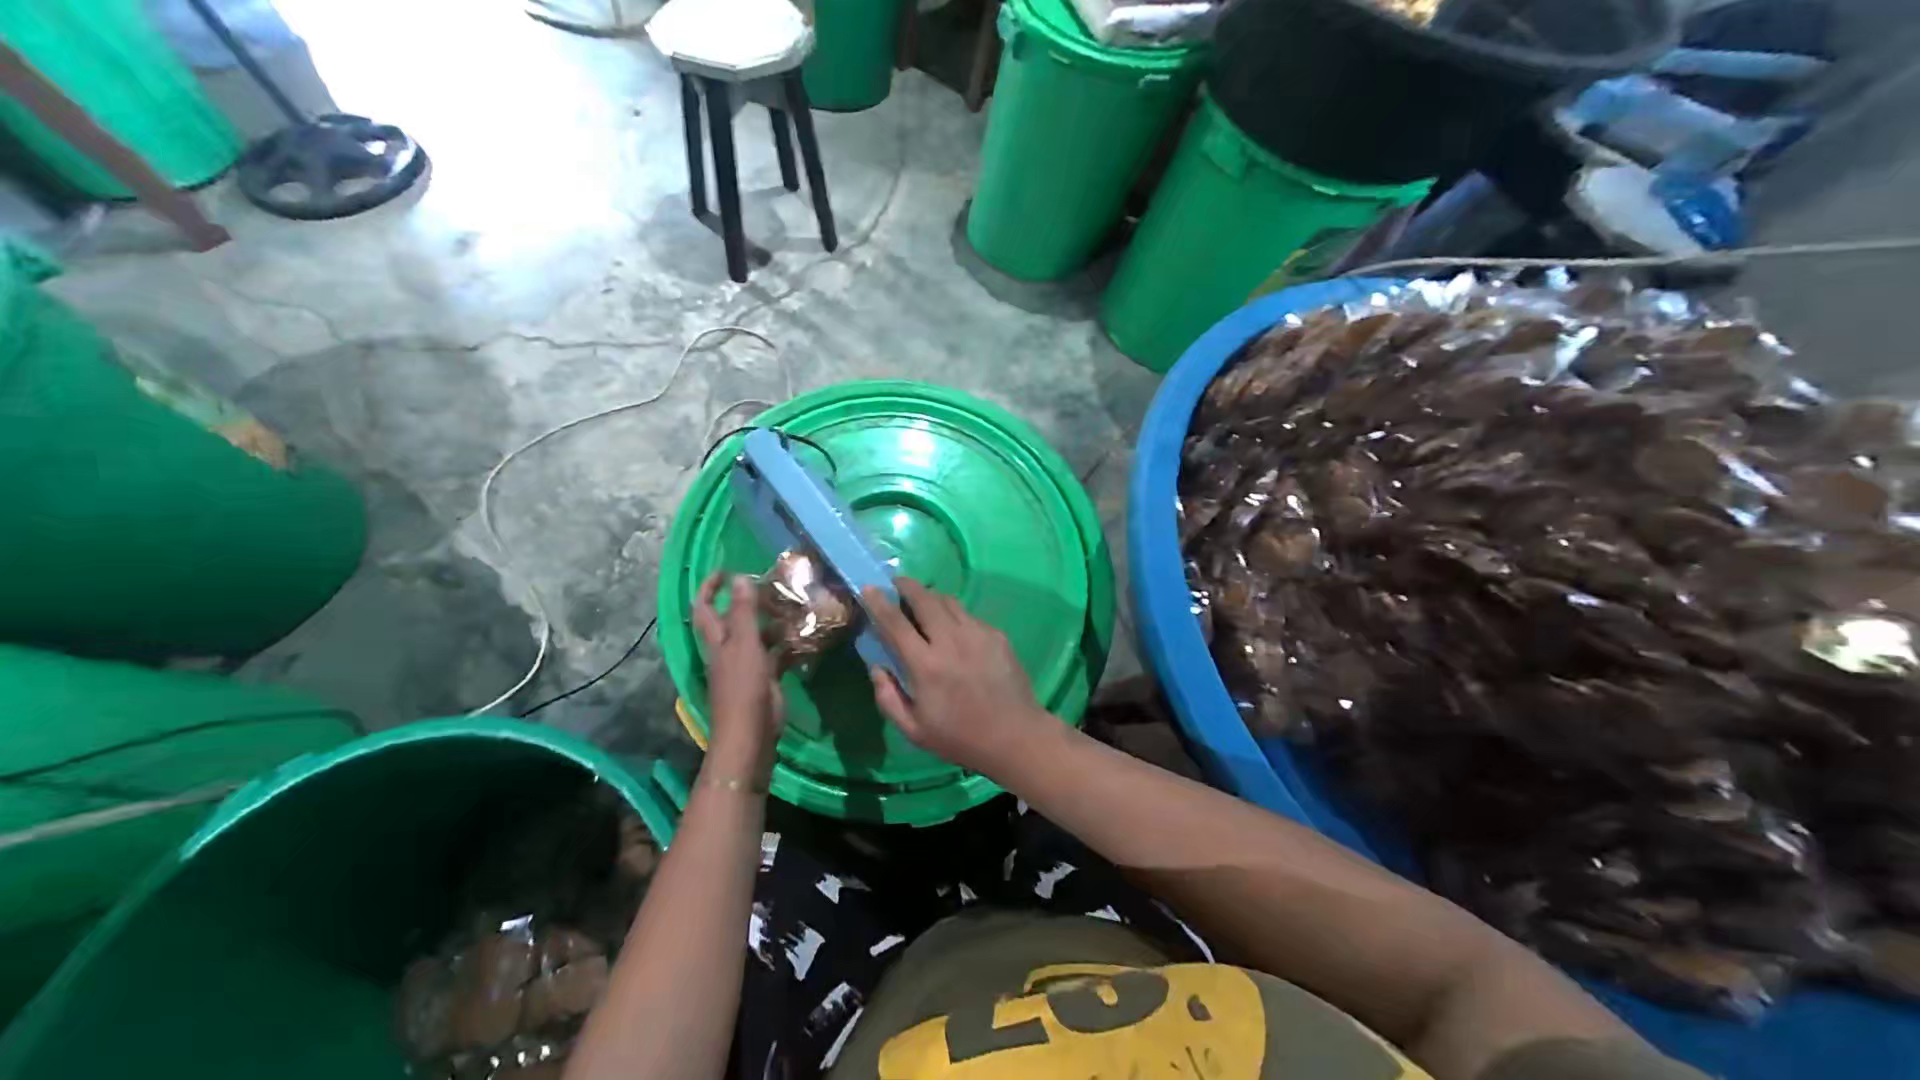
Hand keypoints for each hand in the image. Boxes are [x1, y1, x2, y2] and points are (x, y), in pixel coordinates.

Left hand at [693, 572, 784, 777]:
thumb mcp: (744, 644)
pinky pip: (776, 656)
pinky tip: (807, 639)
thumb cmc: (743, 687)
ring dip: (773, 623)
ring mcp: (747, 665)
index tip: (725, 569)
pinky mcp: (765, 679)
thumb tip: (739, 578)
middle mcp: (729, 649)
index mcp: (717, 639)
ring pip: (758, 636)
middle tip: (774, 586)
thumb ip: (743, 612)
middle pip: (734, 619)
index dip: (710, 587)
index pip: (705, 607)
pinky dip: (789, 646)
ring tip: (796, 607)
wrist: (751, 733)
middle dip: (749, 602)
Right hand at [860, 579, 1052, 774]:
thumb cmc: (960, 737)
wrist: (1015, 736)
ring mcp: (977, 634)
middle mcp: (951, 641)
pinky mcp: (996, 635)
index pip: (895, 623)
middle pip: (924, 599)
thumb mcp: (913, 730)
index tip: (869, 588)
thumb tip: (877, 667)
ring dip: (931, 596)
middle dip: (906, 586)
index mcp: (926, 665)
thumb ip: (888, 697)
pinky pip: (968, 615)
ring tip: (923, 602)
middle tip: (896, 584)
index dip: (879, 602)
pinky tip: (953, 628)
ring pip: (949, 601)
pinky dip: (954, 614)